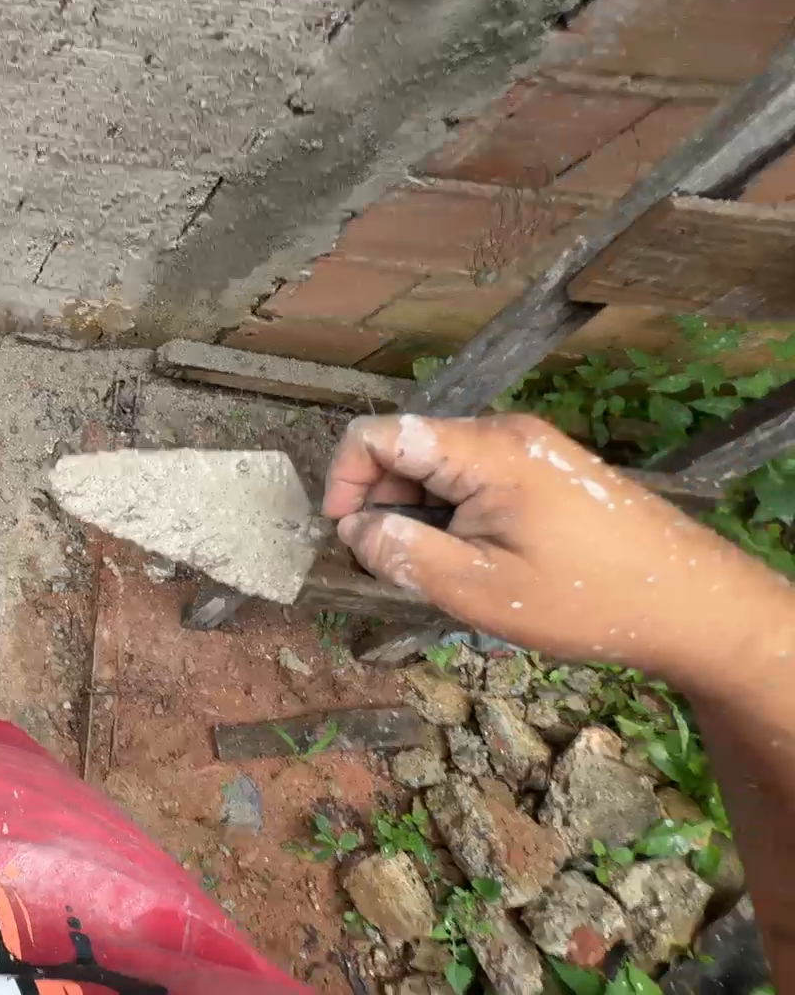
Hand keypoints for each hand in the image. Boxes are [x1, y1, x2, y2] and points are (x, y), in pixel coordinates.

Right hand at [321, 413, 792, 680]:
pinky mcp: (537, 467)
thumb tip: (352, 529)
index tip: (342, 528)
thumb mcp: (476, 588)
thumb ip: (398, 552)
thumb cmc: (588, 602)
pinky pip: (461, 474)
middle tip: (385, 554)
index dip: (342, 477)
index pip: (376, 435)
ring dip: (408, 508)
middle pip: (399, 448)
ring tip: (427, 559)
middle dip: (374, 499)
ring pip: (428, 464)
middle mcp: (502, 435)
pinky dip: (441, 509)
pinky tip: (461, 549)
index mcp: (486, 452)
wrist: (706, 613)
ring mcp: (524, 449)